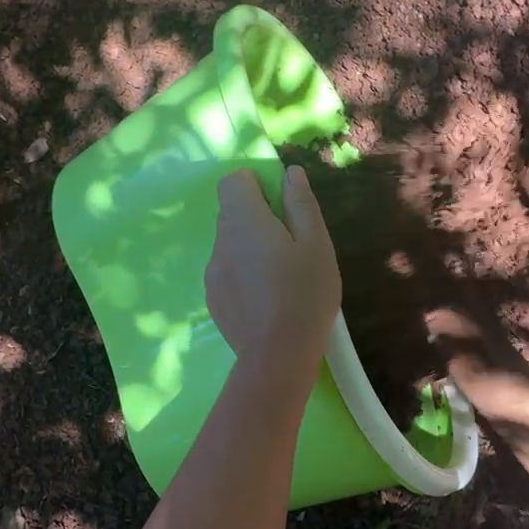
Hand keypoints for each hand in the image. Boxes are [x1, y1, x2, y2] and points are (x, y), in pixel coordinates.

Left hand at [206, 165, 340, 371]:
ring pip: (230, 245)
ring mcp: (212, 273)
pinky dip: (244, 276)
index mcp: (244, 221)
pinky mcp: (213, 299)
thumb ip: (301, 205)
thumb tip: (290, 173)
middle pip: (231, 213)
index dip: (255, 185)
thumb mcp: (316, 245)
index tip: (280, 206)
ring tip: (280, 278)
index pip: (233, 181)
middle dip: (257, 219)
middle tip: (290, 246)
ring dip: (250, 249)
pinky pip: (227, 273)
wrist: (277, 355)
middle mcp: (220, 241)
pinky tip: (266, 300)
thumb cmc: (305, 295)